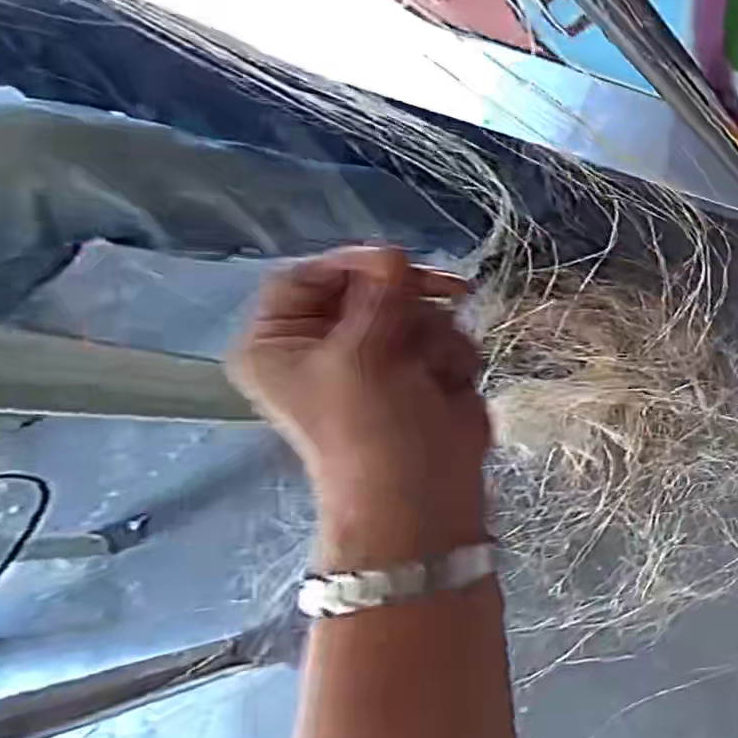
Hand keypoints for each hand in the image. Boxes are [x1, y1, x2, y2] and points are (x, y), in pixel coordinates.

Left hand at [230, 247, 490, 567]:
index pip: (308, 277)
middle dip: (412, 299)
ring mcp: (380, 358)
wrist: (423, 486)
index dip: (354, 264)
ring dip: (439, 334)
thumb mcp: (363, 355)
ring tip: (438, 369)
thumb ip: (379, 296)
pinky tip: (452, 381)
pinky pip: (446, 336)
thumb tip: (393, 251)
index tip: (399, 263)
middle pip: (372, 289)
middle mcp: (327, 345)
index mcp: (282, 342)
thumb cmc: (372, 426)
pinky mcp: (424, 370)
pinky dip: (455, 354)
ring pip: (419, 311)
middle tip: (452, 291)